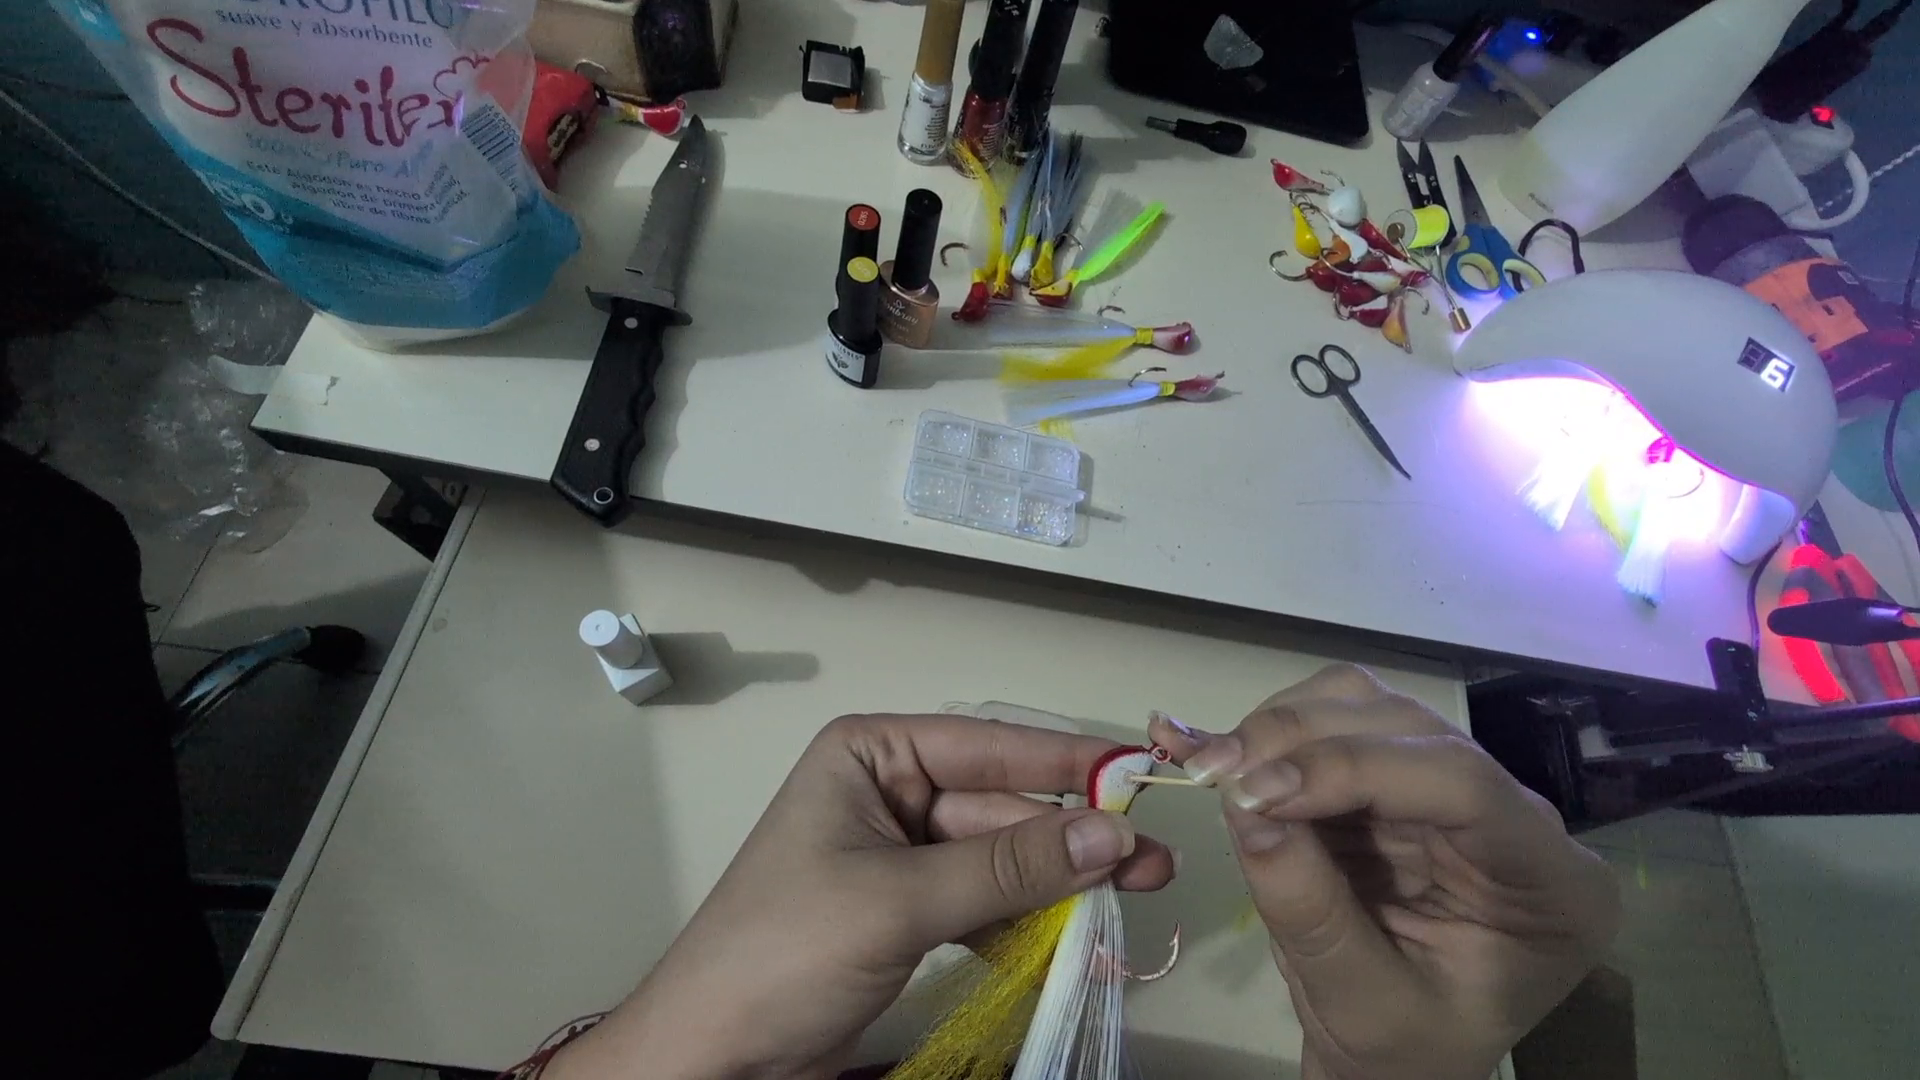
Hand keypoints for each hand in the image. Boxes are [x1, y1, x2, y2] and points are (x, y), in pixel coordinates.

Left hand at [546, 714, 1176, 1079]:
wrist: (712, 1057)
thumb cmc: (787, 949)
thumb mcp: (900, 901)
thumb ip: (1006, 867)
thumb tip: (1112, 834)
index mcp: (874, 753)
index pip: (986, 745)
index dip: (1063, 761)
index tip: (1137, 772)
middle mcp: (892, 786)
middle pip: (1000, 803)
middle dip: (1071, 834)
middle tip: (1154, 857)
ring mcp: (903, 846)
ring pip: (999, 853)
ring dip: (1060, 877)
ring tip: (1138, 888)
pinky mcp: (912, 902)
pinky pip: (984, 896)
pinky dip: (1027, 916)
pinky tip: (1077, 930)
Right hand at [1149, 665, 1618, 1079]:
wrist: (1387, 1050)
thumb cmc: (1400, 1048)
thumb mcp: (1363, 1008)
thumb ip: (1311, 913)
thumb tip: (1244, 807)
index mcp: (1546, 880)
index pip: (1460, 782)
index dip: (1350, 769)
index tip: (1254, 793)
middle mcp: (1504, 810)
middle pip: (1400, 724)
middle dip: (1296, 740)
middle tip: (1213, 772)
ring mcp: (1439, 780)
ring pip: (1357, 702)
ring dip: (1274, 728)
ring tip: (1209, 766)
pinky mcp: (1381, 769)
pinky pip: (1320, 717)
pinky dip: (1257, 729)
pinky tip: (1195, 738)